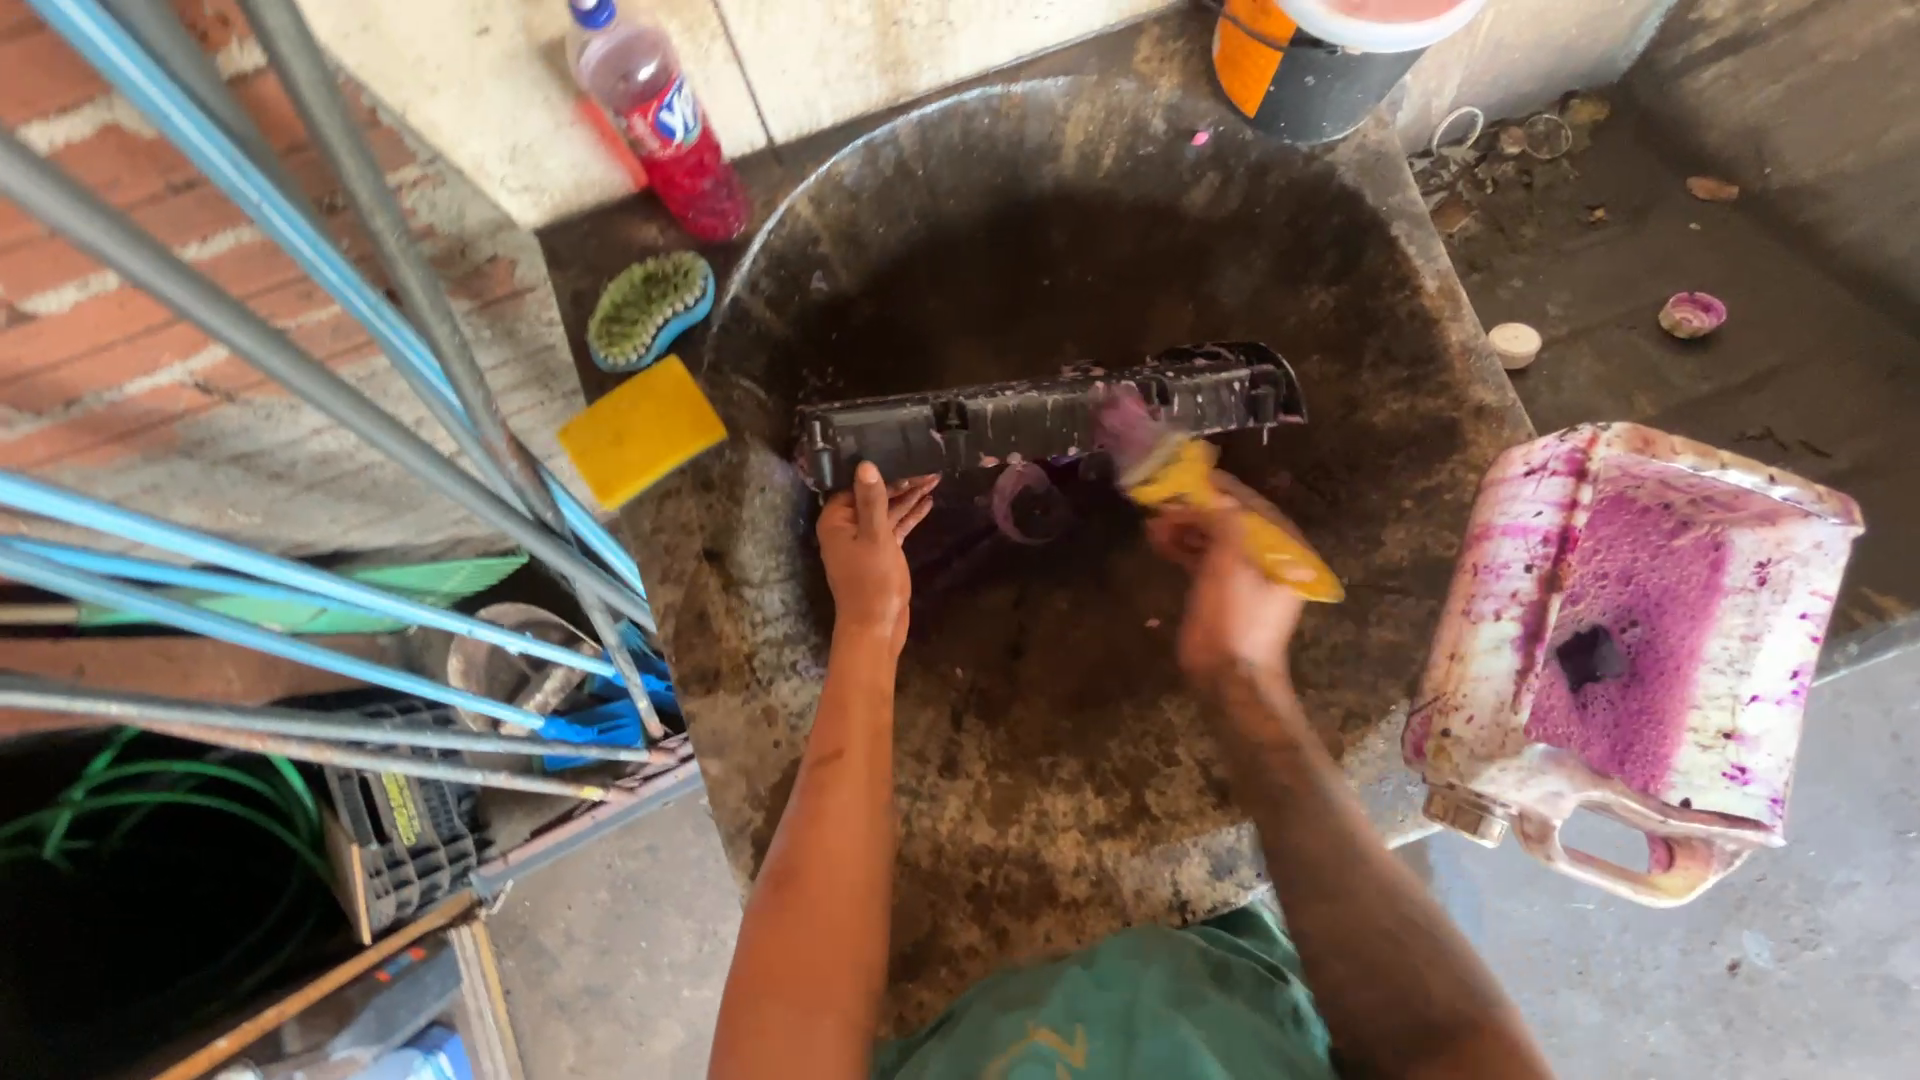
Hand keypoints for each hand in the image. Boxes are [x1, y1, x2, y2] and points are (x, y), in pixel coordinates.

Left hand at [816, 462, 939, 653]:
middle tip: (929, 470)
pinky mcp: (881, 553)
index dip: (882, 475)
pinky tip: (928, 504)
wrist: (877, 625)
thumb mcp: (875, 536)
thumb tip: (865, 465)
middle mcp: (847, 527)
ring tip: (934, 479)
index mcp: (836, 521)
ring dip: (909, 499)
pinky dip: (910, 516)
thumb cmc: (871, 581)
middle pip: (875, 498)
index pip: (858, 487)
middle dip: (902, 485)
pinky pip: (895, 527)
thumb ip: (872, 500)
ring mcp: (865, 541)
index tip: (907, 460)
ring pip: (888, 512)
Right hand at [1146, 491, 1305, 685]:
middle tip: (1164, 501)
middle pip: (1229, 520)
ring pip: (1212, 539)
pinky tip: (1157, 540)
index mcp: (1283, 548)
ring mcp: (1242, 575)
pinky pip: (1201, 559)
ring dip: (1184, 527)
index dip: (1220, 489)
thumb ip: (1224, 520)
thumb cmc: (1236, 616)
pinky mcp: (1219, 590)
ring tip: (1154, 522)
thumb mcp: (1231, 561)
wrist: (1229, 673)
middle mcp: (1267, 556)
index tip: (1190, 476)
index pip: (1251, 505)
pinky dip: (1181, 548)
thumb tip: (1209, 493)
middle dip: (1195, 510)